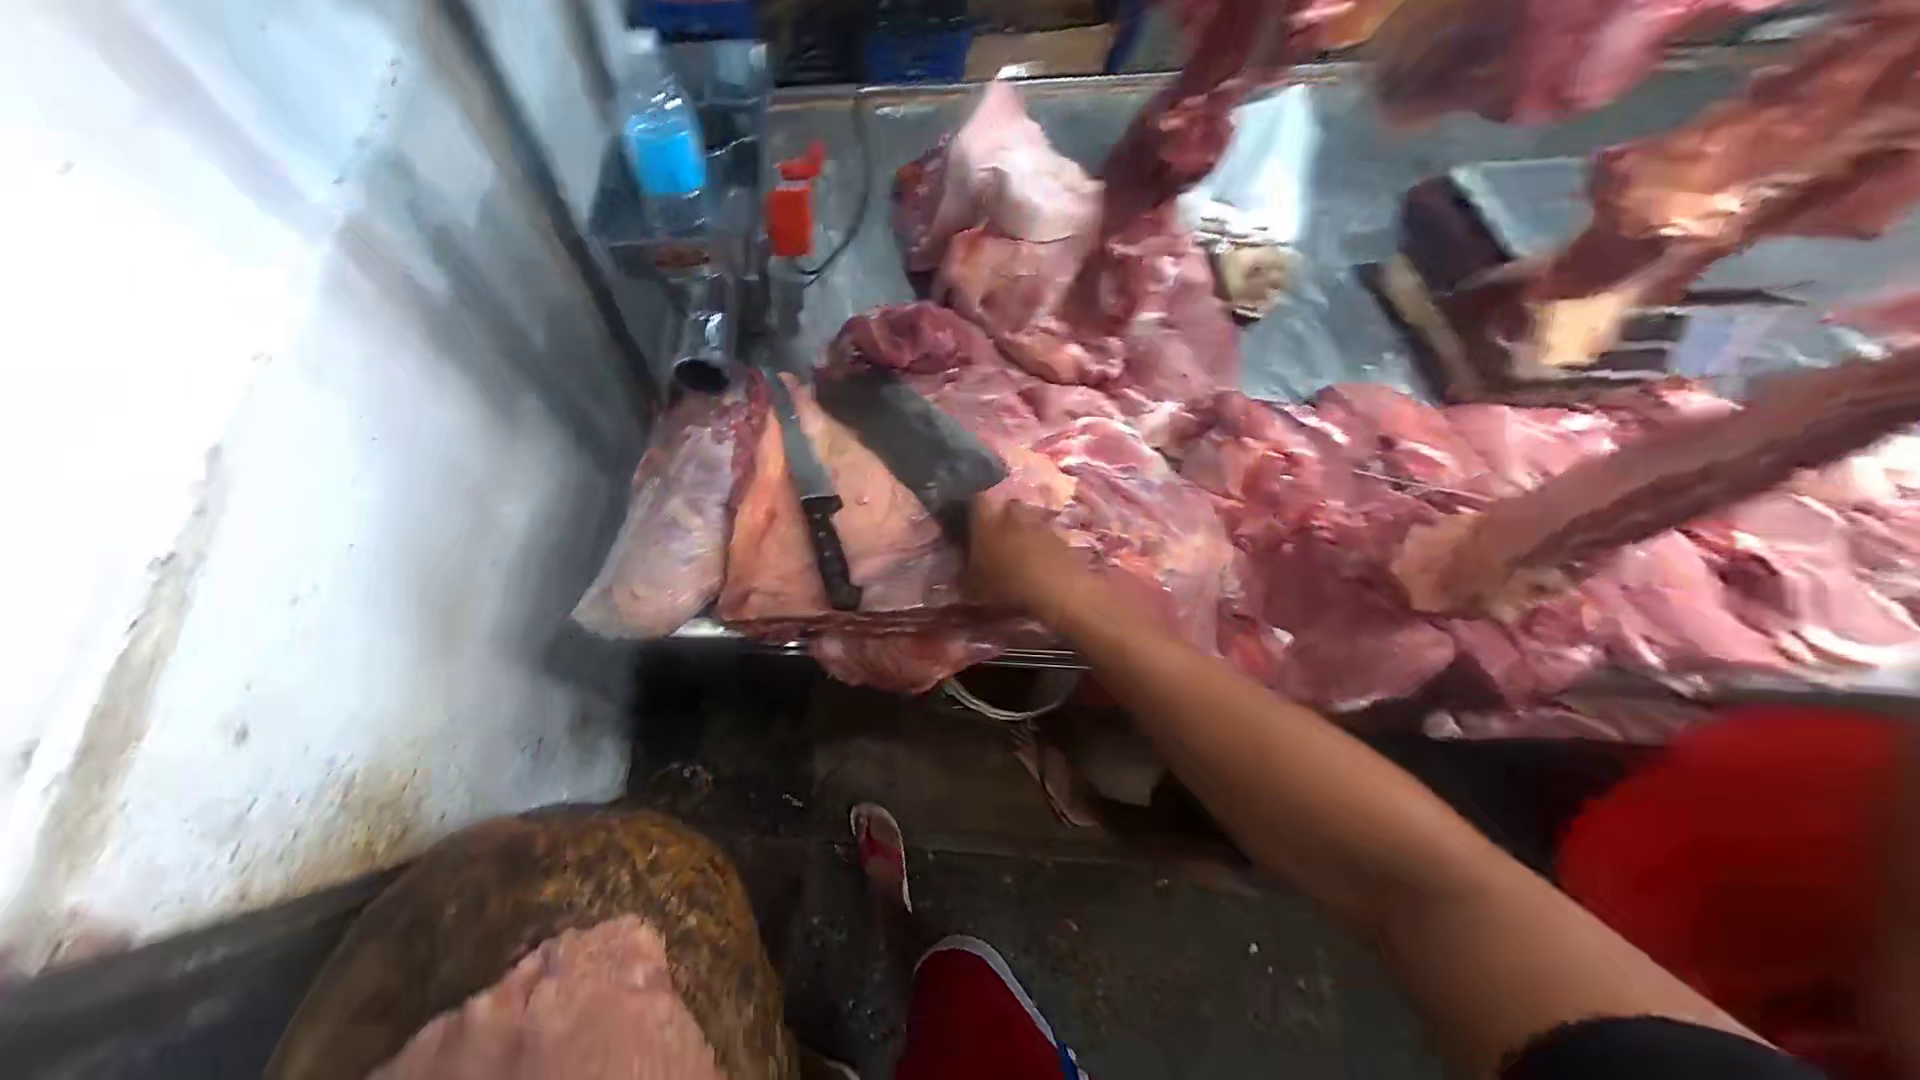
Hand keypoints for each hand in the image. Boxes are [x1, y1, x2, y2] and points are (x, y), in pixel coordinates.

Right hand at [965, 497, 1096, 623]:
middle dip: (1002, 517)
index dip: (973, 508)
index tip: (971, 520)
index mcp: (986, 524)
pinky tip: (1041, 561)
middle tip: (998, 536)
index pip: (976, 502)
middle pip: (1006, 507)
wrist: (1055, 588)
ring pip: (1028, 520)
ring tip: (1021, 551)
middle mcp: (1012, 517)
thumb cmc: (1006, 585)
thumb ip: (964, 577)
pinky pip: (1047, 535)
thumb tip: (959, 575)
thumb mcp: (974, 588)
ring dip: (1024, 530)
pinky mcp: (1061, 537)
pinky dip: (1043, 544)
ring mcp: (1039, 525)